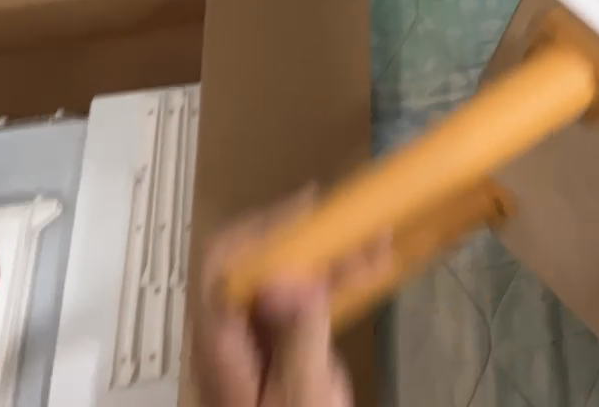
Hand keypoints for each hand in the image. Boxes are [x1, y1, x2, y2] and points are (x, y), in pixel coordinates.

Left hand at [193, 188, 389, 406]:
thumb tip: (291, 274)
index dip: (258, 231)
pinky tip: (376, 262)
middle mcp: (236, 333)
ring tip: (376, 237)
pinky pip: (311, 295)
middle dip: (305, 234)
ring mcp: (262, 338)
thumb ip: (297, 334)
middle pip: (257, 262)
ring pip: (290, 274)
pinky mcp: (288, 345)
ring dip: (333, 252)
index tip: (308, 210)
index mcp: (223, 345)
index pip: (222, 269)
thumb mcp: (300, 395)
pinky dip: (343, 275)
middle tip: (349, 218)